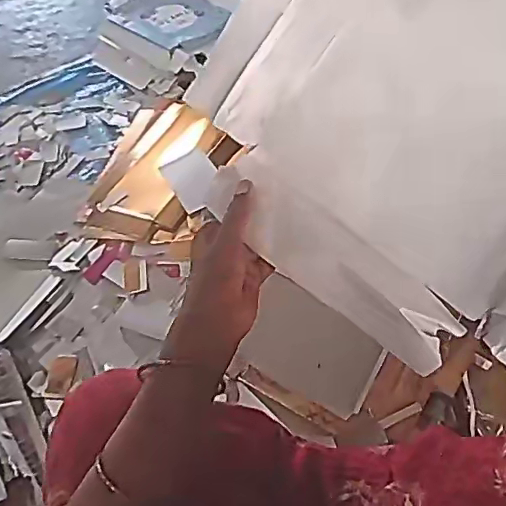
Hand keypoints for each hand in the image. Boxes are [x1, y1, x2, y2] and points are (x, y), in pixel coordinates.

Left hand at [163, 182, 273, 371]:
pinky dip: (279, 253)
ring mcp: (240, 262)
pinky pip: (268, 260)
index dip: (241, 196)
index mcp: (211, 235)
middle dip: (261, 213)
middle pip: (246, 224)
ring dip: (271, 233)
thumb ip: (238, 216)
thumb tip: (245, 187)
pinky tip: (294, 242)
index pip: (227, 209)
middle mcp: (225, 247)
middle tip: (283, 193)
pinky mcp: (253, 277)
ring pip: (258, 242)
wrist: (217, 325)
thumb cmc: (212, 286)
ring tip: (292, 213)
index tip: (260, 179)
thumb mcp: (226, 244)